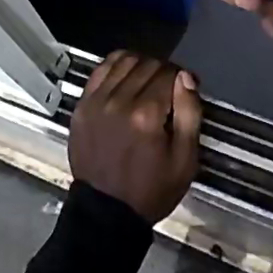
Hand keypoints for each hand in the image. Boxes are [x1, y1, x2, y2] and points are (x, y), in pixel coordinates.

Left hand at [69, 51, 203, 222]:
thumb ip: (190, 114)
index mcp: (146, 116)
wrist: (106, 212)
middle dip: (164, 71)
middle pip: (147, 64)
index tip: (187, 86)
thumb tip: (186, 77)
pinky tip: (126, 76)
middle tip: (169, 87)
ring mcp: (97, 101)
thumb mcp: (184, 161)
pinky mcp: (82, 104)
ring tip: (148, 80)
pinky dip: (117, 65)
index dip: (182, 77)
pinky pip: (101, 69)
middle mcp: (119, 101)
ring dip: (141, 64)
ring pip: (124, 60)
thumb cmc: (150, 189)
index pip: (168, 73)